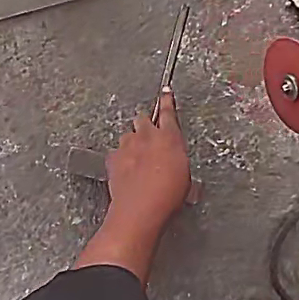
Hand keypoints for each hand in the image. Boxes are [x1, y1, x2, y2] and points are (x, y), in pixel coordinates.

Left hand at [104, 89, 190, 232]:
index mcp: (170, 137)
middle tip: (148, 135)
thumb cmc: (167, 195)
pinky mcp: (113, 158)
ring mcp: (128, 145)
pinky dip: (120, 158)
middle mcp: (147, 136)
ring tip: (137, 159)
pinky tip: (125, 170)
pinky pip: (116, 152)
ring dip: (132, 143)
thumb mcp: (185, 179)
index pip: (168, 111)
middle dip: (145, 124)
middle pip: (142, 118)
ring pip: (128, 135)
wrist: (141, 208)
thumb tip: (179, 170)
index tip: (165, 91)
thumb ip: (179, 164)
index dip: (166, 100)